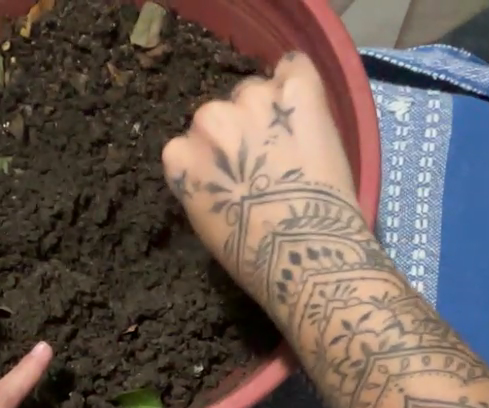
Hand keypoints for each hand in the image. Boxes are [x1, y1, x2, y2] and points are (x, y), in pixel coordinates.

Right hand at [161, 53, 364, 320]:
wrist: (309, 256)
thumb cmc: (255, 259)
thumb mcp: (207, 225)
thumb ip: (200, 184)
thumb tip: (217, 168)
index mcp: (180, 157)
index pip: (188, 143)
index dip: (213, 160)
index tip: (231, 180)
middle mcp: (210, 120)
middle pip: (219, 113)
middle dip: (238, 134)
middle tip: (265, 168)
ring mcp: (254, 100)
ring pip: (255, 91)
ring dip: (269, 112)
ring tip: (292, 150)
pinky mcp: (298, 90)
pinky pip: (294, 67)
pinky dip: (299, 86)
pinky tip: (308, 115)